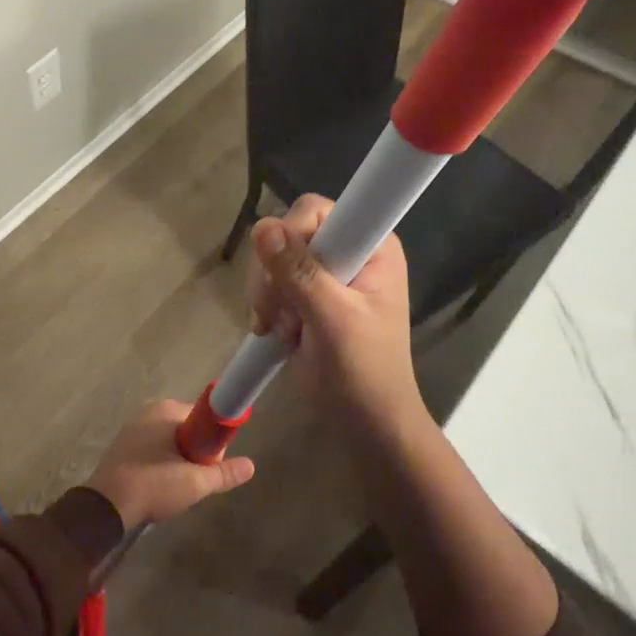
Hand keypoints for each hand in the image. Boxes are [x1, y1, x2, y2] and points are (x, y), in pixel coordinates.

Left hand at [84, 400, 255, 527]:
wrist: (107, 506)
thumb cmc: (154, 485)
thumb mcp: (195, 482)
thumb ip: (224, 473)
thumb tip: (251, 466)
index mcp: (165, 410)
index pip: (202, 417)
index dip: (214, 441)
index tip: (214, 464)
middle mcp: (148, 412)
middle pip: (187, 430)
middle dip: (196, 455)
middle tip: (195, 481)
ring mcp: (133, 428)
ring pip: (170, 442)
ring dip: (179, 462)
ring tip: (176, 488)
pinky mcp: (123, 446)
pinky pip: (153, 450)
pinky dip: (161, 465)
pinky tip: (159, 488)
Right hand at [249, 195, 428, 439]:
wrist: (365, 424)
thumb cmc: (363, 374)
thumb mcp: (333, 322)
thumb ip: (300, 274)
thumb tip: (263, 227)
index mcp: (372, 247)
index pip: (318, 211)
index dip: (294, 233)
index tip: (286, 273)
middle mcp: (350, 249)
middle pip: (288, 231)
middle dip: (273, 272)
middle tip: (279, 313)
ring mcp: (327, 271)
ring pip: (272, 256)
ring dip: (267, 293)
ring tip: (281, 328)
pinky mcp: (307, 291)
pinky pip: (270, 278)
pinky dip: (265, 303)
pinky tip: (275, 330)